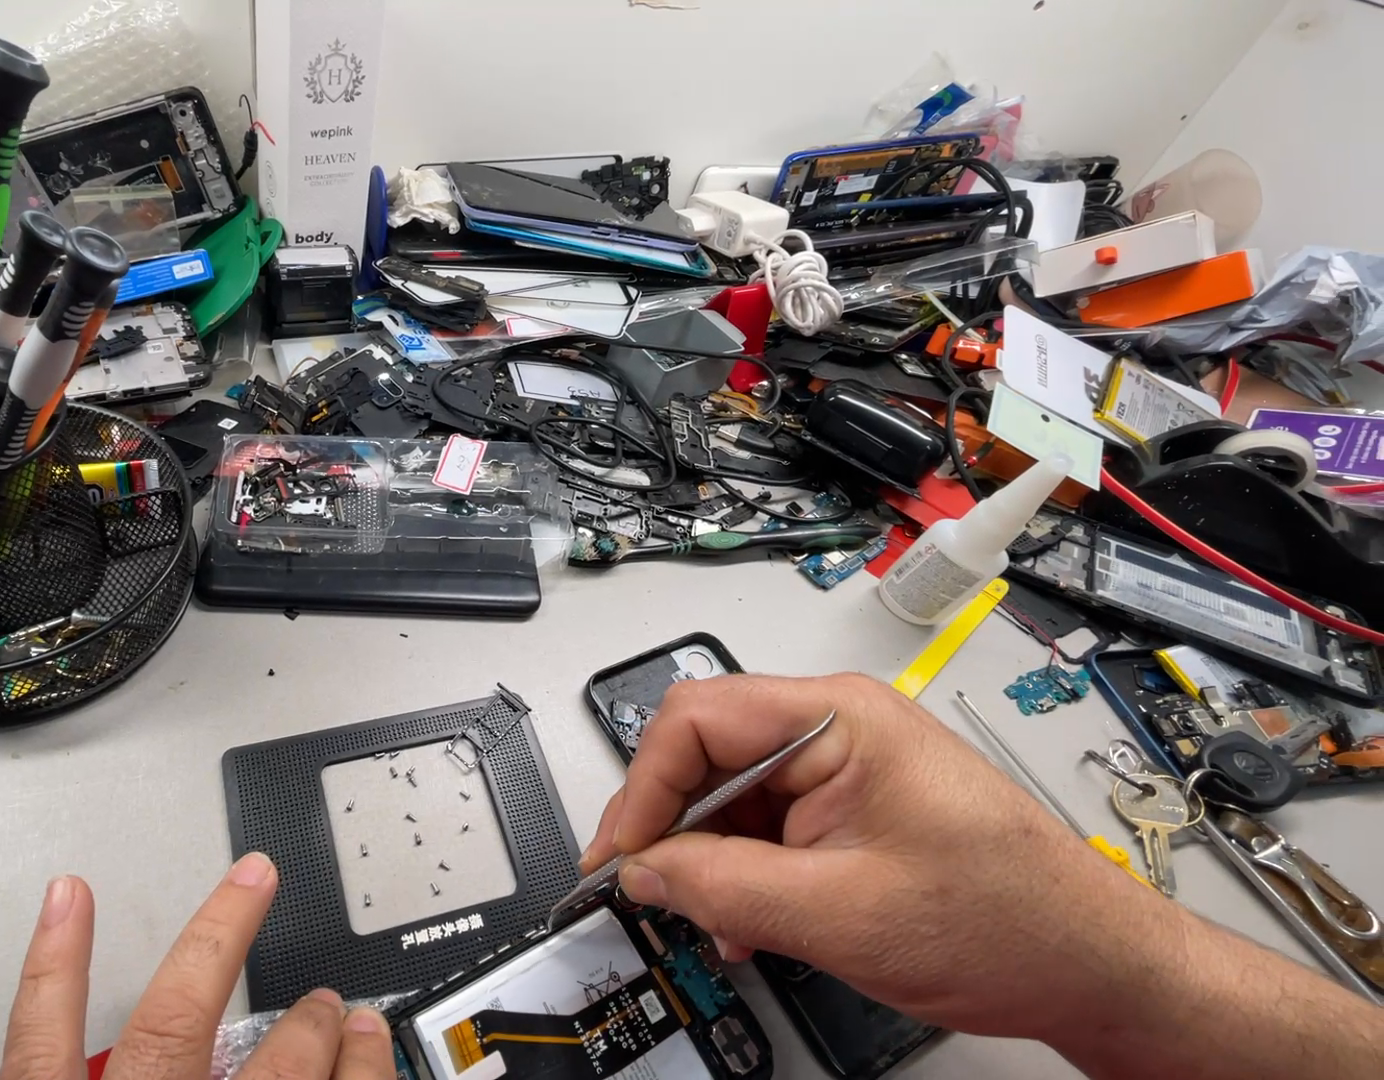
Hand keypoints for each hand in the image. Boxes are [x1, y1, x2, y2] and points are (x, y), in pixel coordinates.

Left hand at [0, 855, 396, 1079]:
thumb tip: (352, 1060)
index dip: (359, 1074)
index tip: (368, 1044)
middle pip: (266, 1079)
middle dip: (307, 1036)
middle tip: (328, 1009)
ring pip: (161, 1035)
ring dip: (214, 949)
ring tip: (247, 884)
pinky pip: (36, 1042)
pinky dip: (52, 970)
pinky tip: (67, 897)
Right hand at [581, 673, 1180, 1041]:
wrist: (1104, 972)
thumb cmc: (1008, 927)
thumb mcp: (842, 915)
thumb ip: (723, 888)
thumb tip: (639, 871)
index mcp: (834, 716)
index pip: (697, 718)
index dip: (647, 784)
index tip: (623, 852)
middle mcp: (828, 723)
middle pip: (704, 749)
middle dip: (666, 820)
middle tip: (639, 879)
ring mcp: (833, 760)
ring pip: (725, 790)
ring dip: (701, 852)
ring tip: (703, 912)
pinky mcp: (838, 798)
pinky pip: (758, 819)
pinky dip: (736, 865)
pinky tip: (740, 913)